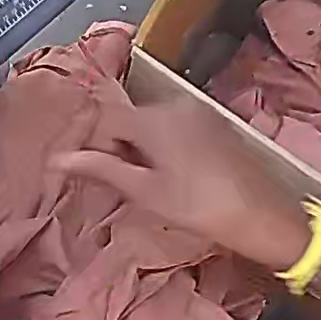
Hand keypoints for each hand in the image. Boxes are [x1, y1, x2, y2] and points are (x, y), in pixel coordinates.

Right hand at [51, 98, 307, 270]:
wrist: (262, 215)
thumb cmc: (198, 207)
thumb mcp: (144, 191)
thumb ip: (101, 169)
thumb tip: (58, 160)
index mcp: (154, 117)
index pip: (108, 119)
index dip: (99, 147)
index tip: (107, 177)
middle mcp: (176, 104)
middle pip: (131, 119)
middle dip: (122, 148)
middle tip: (130, 185)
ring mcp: (199, 111)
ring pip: (153, 122)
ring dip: (143, 148)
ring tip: (155, 184)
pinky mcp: (215, 122)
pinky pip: (176, 125)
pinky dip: (166, 145)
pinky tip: (178, 175)